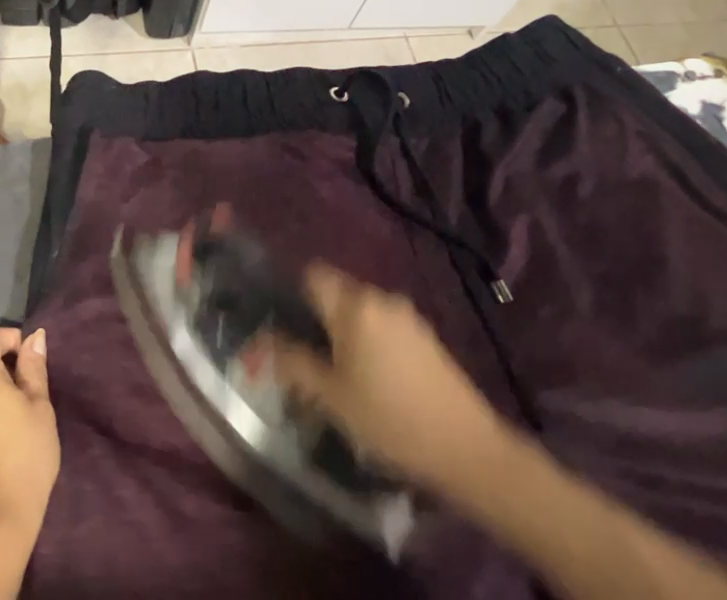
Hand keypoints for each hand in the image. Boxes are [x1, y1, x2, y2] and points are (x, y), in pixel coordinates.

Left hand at [0, 326, 59, 533]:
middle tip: (31, 391)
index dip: (9, 338)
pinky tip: (2, 437)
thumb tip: (34, 337)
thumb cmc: (27, 452)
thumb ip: (34, 367)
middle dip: (4, 368)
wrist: (0, 512)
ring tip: (19, 417)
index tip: (31, 356)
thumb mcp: (40, 406)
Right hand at [264, 264, 504, 486]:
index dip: (292, 292)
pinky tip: (369, 380)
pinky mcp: (427, 339)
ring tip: (333, 373)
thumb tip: (260, 343)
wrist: (467, 449)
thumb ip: (292, 363)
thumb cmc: (389, 419)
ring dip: (343, 334)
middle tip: (302, 356)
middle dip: (316, 319)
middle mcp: (382, 301)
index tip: (281, 322)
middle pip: (337, 294)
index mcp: (355, 307)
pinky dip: (368, 344)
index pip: (313, 276)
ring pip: (361, 314)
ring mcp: (409, 319)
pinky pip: (383, 329)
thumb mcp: (331, 396)